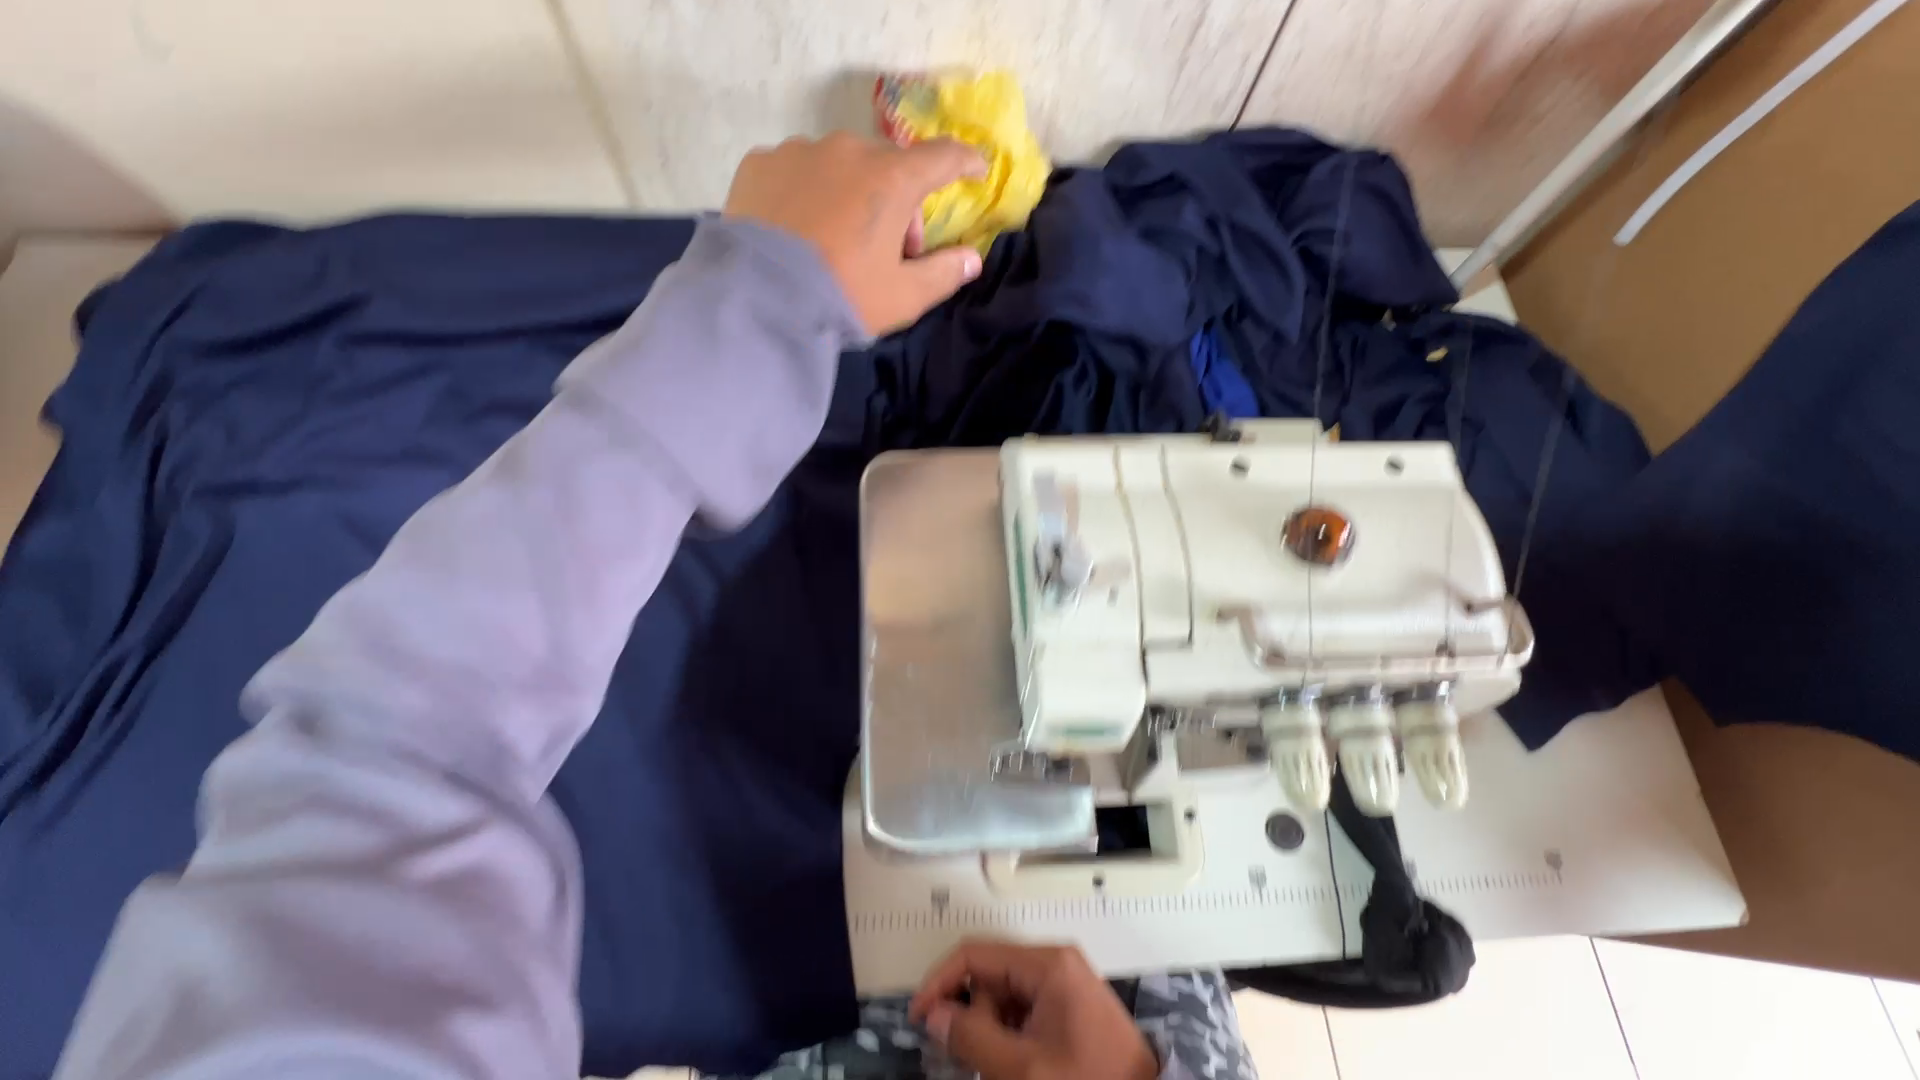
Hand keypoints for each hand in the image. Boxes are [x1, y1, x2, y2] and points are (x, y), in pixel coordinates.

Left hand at [723, 132, 986, 336]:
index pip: (943, 156)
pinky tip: (796, 230)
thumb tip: (972, 259)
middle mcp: (848, 151)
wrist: (754, 300)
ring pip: (840, 166)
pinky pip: (796, 172)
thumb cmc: (842, 296)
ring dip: (850, 194)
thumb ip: (944, 273)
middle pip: (889, 167)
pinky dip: (806, 193)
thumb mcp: (903, 297)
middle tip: (890, 250)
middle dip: (898, 203)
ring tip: (835, 241)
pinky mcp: (760, 163)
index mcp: (892, 179)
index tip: (975, 170)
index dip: (965, 162)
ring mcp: (800, 151)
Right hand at [909, 939, 1158, 1079]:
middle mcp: (1055, 962)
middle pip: (990, 976)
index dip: (939, 982)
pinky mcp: (1071, 1006)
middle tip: (980, 1060)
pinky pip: (1025, 1011)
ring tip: (1007, 1066)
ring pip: (1005, 997)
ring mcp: (1065, 983)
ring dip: (993, 1031)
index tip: (918, 1017)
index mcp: (1046, 963)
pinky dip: (1011, 1036)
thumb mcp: (1022, 1067)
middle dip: (974, 1016)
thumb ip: (972, 1038)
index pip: (975, 954)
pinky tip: (1020, 1063)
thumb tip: (934, 1015)